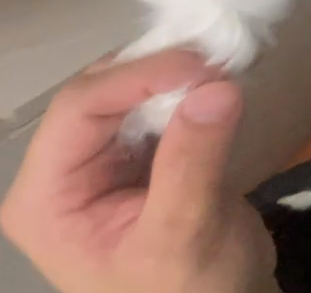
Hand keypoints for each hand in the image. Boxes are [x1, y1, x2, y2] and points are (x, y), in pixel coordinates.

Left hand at [1, 51, 278, 292]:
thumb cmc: (187, 284)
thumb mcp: (186, 230)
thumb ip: (194, 160)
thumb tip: (218, 86)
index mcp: (49, 196)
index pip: (80, 109)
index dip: (143, 74)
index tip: (214, 67)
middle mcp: (67, 172)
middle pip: (102, 91)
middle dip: (164, 66)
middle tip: (231, 62)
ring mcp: (108, 162)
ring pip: (134, 89)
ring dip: (184, 71)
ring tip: (237, 67)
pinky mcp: (150, 154)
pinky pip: (165, 102)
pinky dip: (199, 84)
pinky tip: (233, 83)